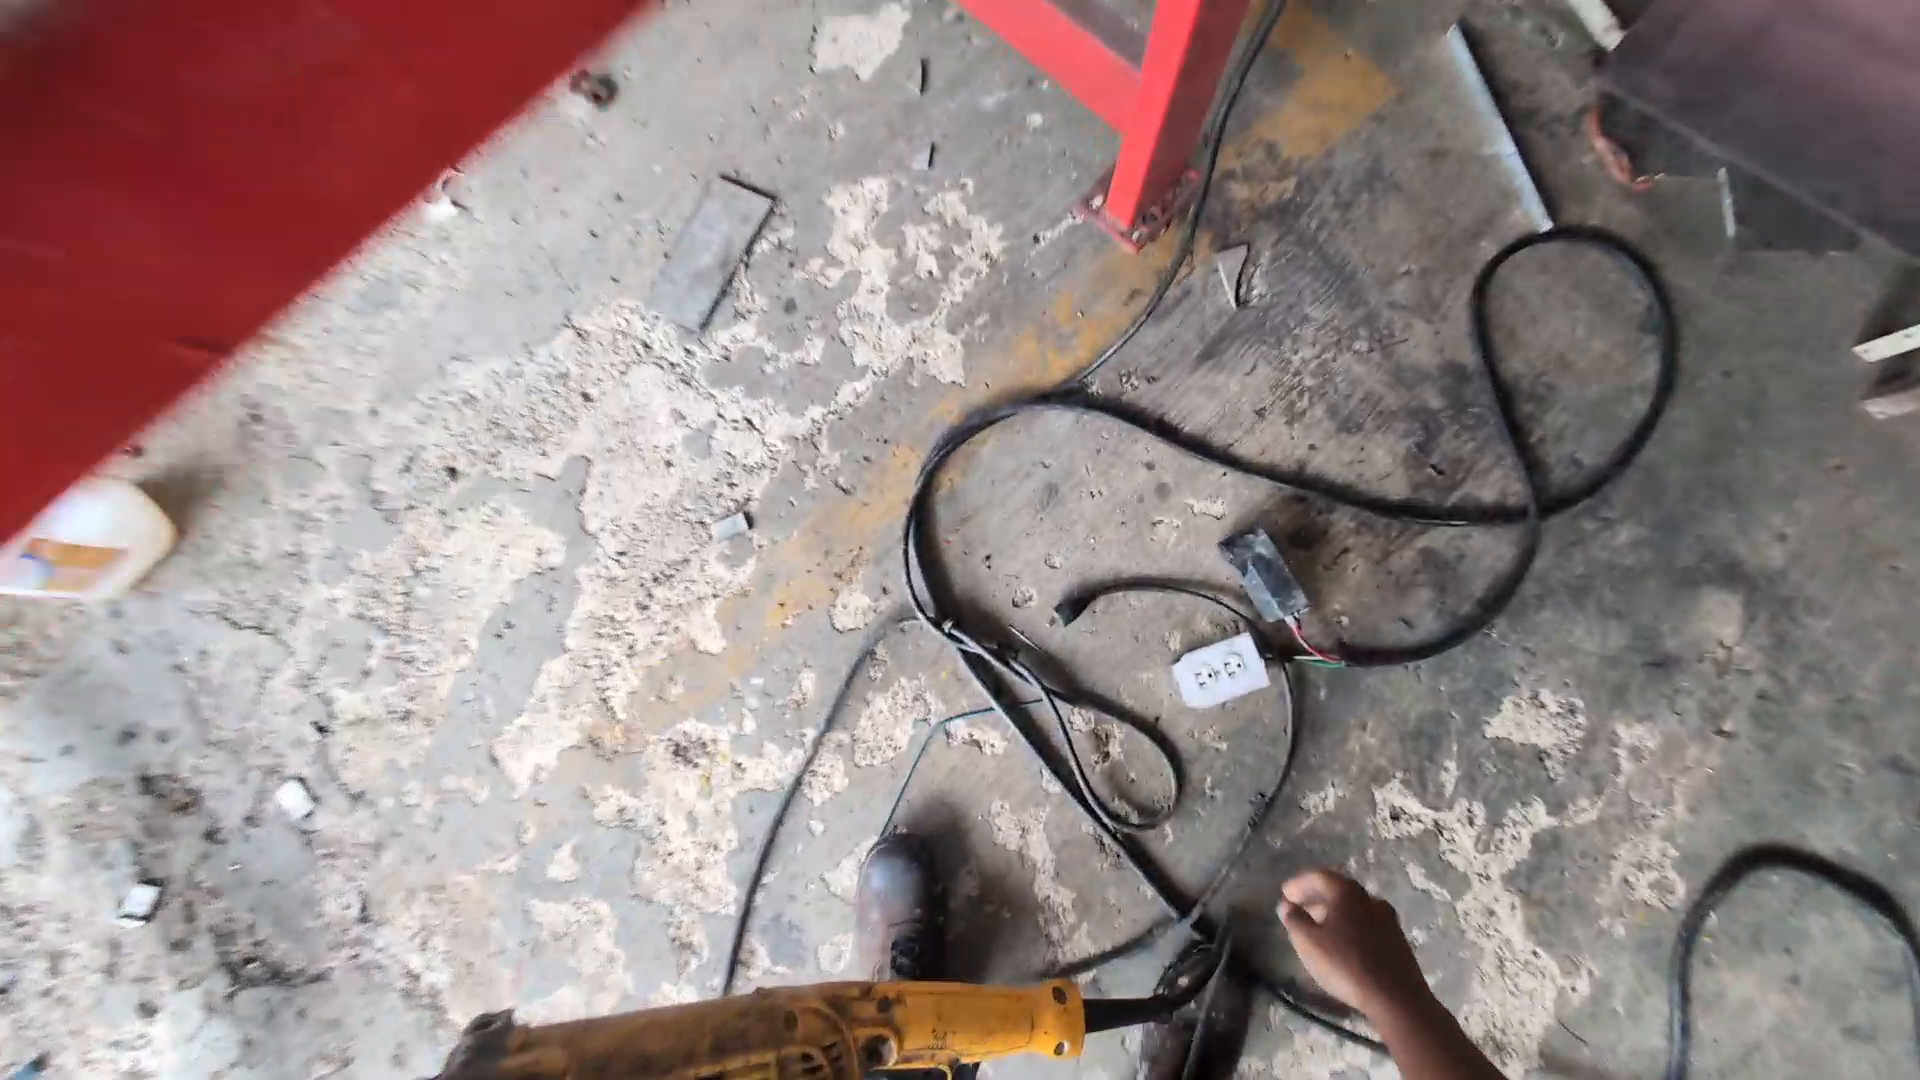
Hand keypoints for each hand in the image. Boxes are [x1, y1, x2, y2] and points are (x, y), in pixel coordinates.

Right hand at [1278, 868, 1433, 1020]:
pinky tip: (1344, 945)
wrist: (1399, 1001)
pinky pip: (1367, 925)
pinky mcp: (1398, 942)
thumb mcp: (1309, 942)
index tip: (1285, 894)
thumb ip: (1294, 919)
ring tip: (1320, 930)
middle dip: (1316, 899)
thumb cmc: (1347, 965)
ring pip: (1354, 909)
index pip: (1318, 876)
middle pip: (1338, 891)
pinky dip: (1351, 928)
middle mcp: (1370, 899)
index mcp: (1347, 892)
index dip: (1298, 883)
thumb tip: (1286, 906)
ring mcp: (1388, 921)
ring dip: (1335, 915)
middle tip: (1300, 910)